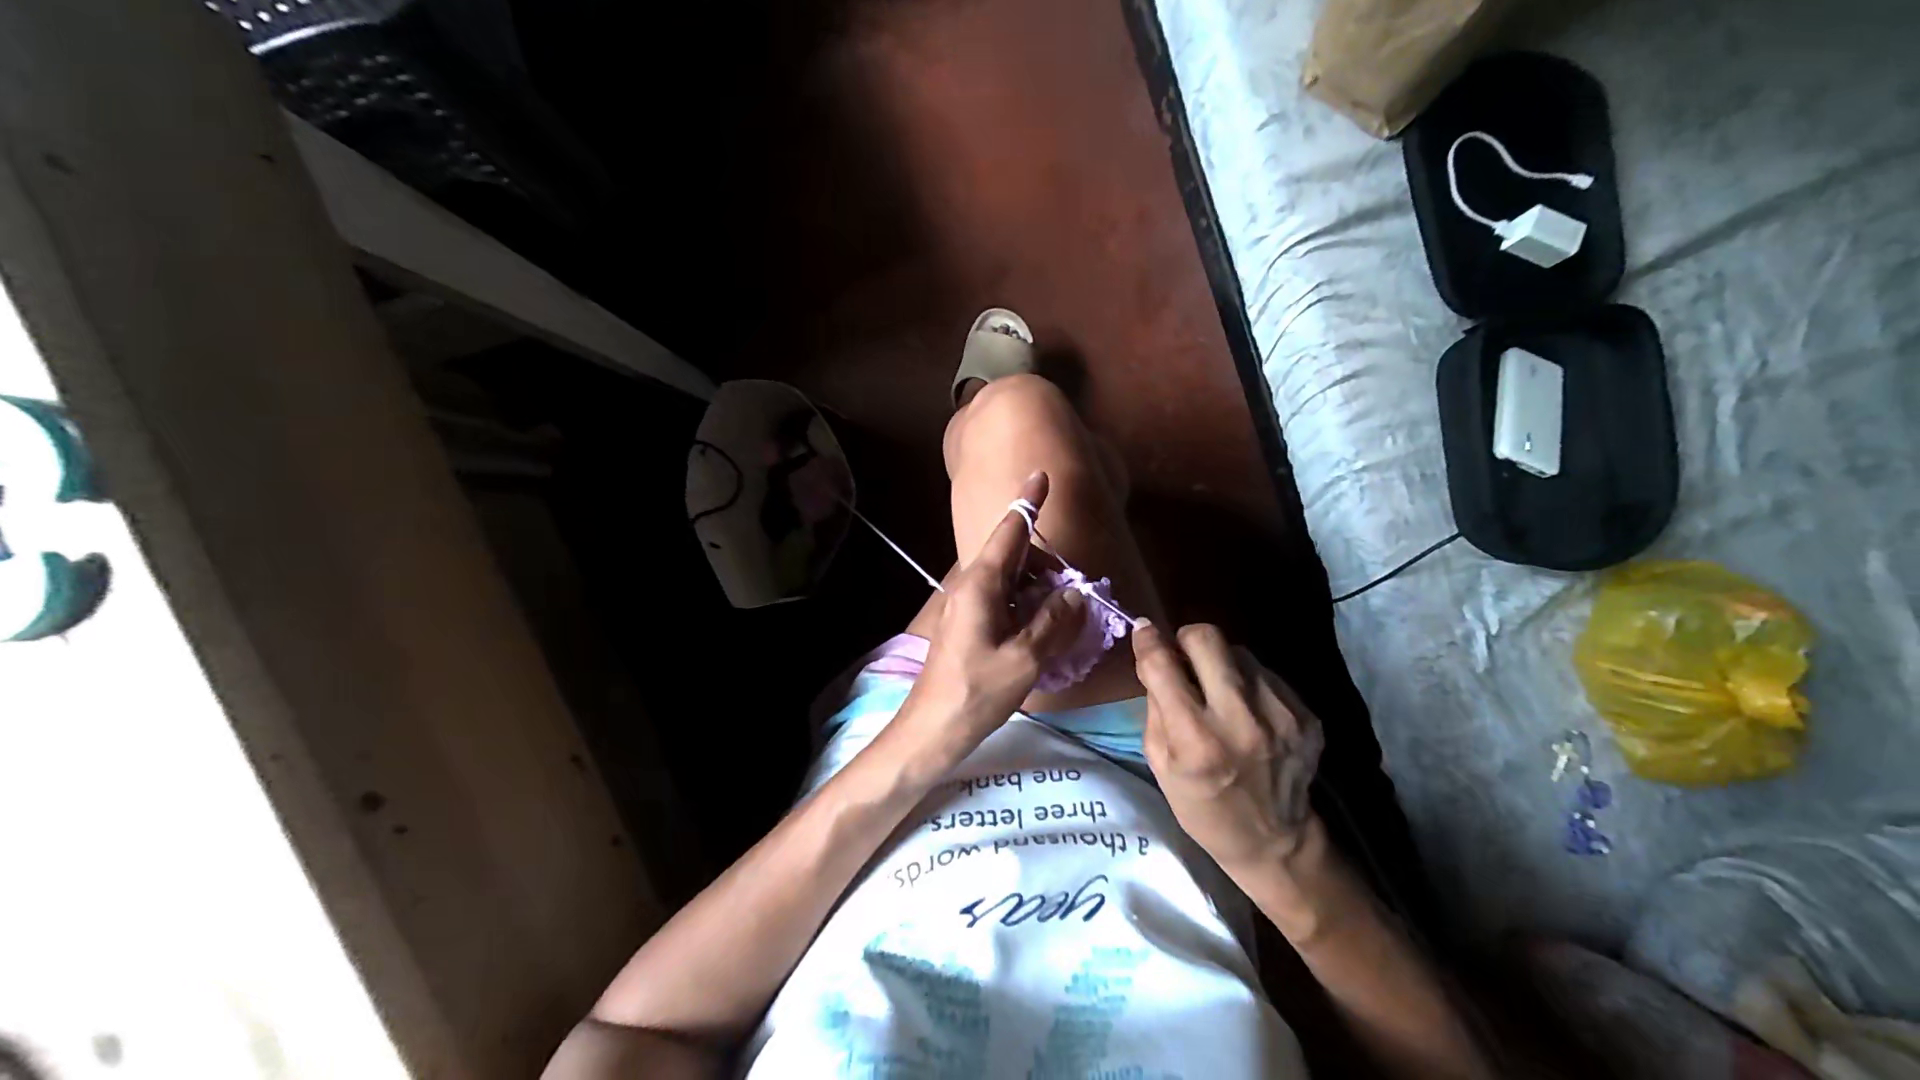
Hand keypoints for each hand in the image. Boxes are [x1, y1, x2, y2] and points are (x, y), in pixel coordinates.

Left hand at [894, 472, 1085, 766]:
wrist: (932, 727)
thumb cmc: (976, 691)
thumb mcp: (1026, 658)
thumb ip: (1055, 620)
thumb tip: (1077, 595)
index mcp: (981, 583)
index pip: (1010, 529)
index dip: (1029, 501)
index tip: (1042, 473)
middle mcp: (971, 584)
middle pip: (1017, 555)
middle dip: (1049, 566)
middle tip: (1076, 599)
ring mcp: (966, 603)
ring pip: (1012, 579)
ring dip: (1040, 591)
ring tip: (1062, 624)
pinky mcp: (968, 622)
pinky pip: (1004, 600)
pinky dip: (1027, 607)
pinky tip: (1042, 636)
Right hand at [1134, 622, 1324, 873]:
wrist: (1275, 841)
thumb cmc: (1203, 807)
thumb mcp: (1160, 764)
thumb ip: (1156, 706)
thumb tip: (1154, 656)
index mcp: (1196, 740)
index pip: (1163, 666)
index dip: (1148, 641)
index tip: (1143, 629)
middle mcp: (1240, 720)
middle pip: (1207, 639)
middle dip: (1187, 640)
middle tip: (1184, 660)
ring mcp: (1280, 715)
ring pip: (1239, 652)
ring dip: (1221, 664)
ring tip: (1220, 693)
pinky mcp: (1306, 715)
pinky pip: (1266, 674)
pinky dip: (1249, 684)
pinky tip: (1248, 712)